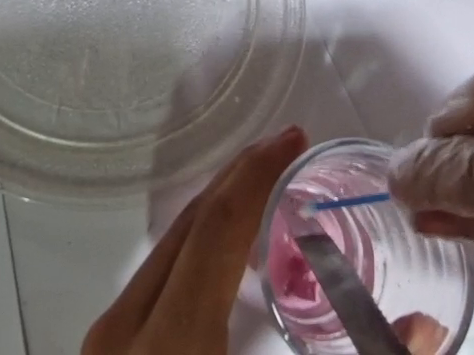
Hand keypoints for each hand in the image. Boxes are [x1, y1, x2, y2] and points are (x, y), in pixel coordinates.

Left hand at [83, 126, 305, 354]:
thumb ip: (285, 338)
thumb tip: (365, 331)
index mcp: (169, 343)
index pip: (215, 231)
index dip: (256, 175)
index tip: (292, 139)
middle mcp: (125, 324)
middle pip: (187, 227)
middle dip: (239, 176)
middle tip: (284, 146)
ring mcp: (109, 331)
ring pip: (168, 247)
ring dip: (218, 209)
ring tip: (264, 185)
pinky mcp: (109, 341)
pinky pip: (158, 276)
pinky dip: (198, 247)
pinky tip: (226, 249)